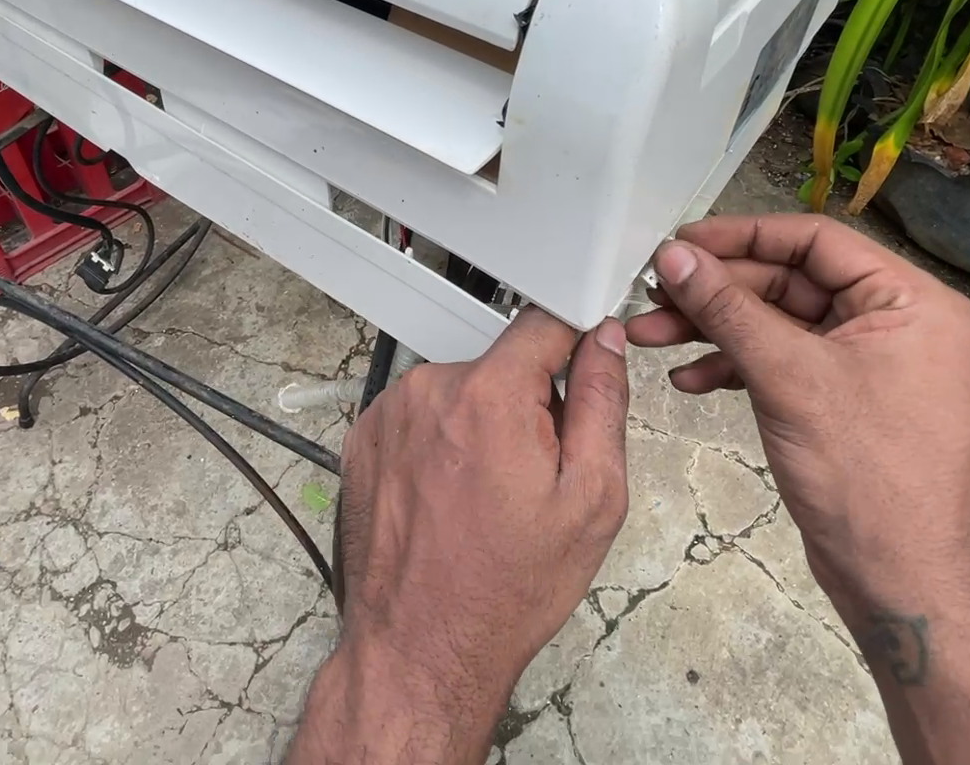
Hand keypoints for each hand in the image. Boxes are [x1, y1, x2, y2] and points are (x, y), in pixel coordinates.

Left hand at [287, 310, 630, 764]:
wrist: (421, 646)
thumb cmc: (504, 587)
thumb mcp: (590, 499)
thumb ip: (602, 402)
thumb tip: (604, 343)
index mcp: (489, 396)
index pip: (543, 322)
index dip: (572, 343)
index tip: (579, 368)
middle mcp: (429, 390)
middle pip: (500, 363)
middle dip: (525, 401)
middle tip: (529, 470)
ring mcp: (389, 412)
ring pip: (460, 389)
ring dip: (479, 422)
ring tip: (483, 491)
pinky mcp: (365, 436)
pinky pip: (420, 414)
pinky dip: (439, 440)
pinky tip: (447, 494)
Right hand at [625, 214, 969, 616]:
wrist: (901, 582)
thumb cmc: (866, 473)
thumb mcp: (789, 377)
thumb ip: (727, 309)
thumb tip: (670, 255)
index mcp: (906, 300)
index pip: (813, 241)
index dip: (740, 236)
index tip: (677, 244)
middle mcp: (887, 321)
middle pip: (784, 282)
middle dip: (713, 294)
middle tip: (650, 295)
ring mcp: (859, 362)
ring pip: (770, 324)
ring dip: (710, 330)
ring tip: (649, 337)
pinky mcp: (833, 397)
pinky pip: (774, 362)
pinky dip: (730, 366)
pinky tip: (687, 380)